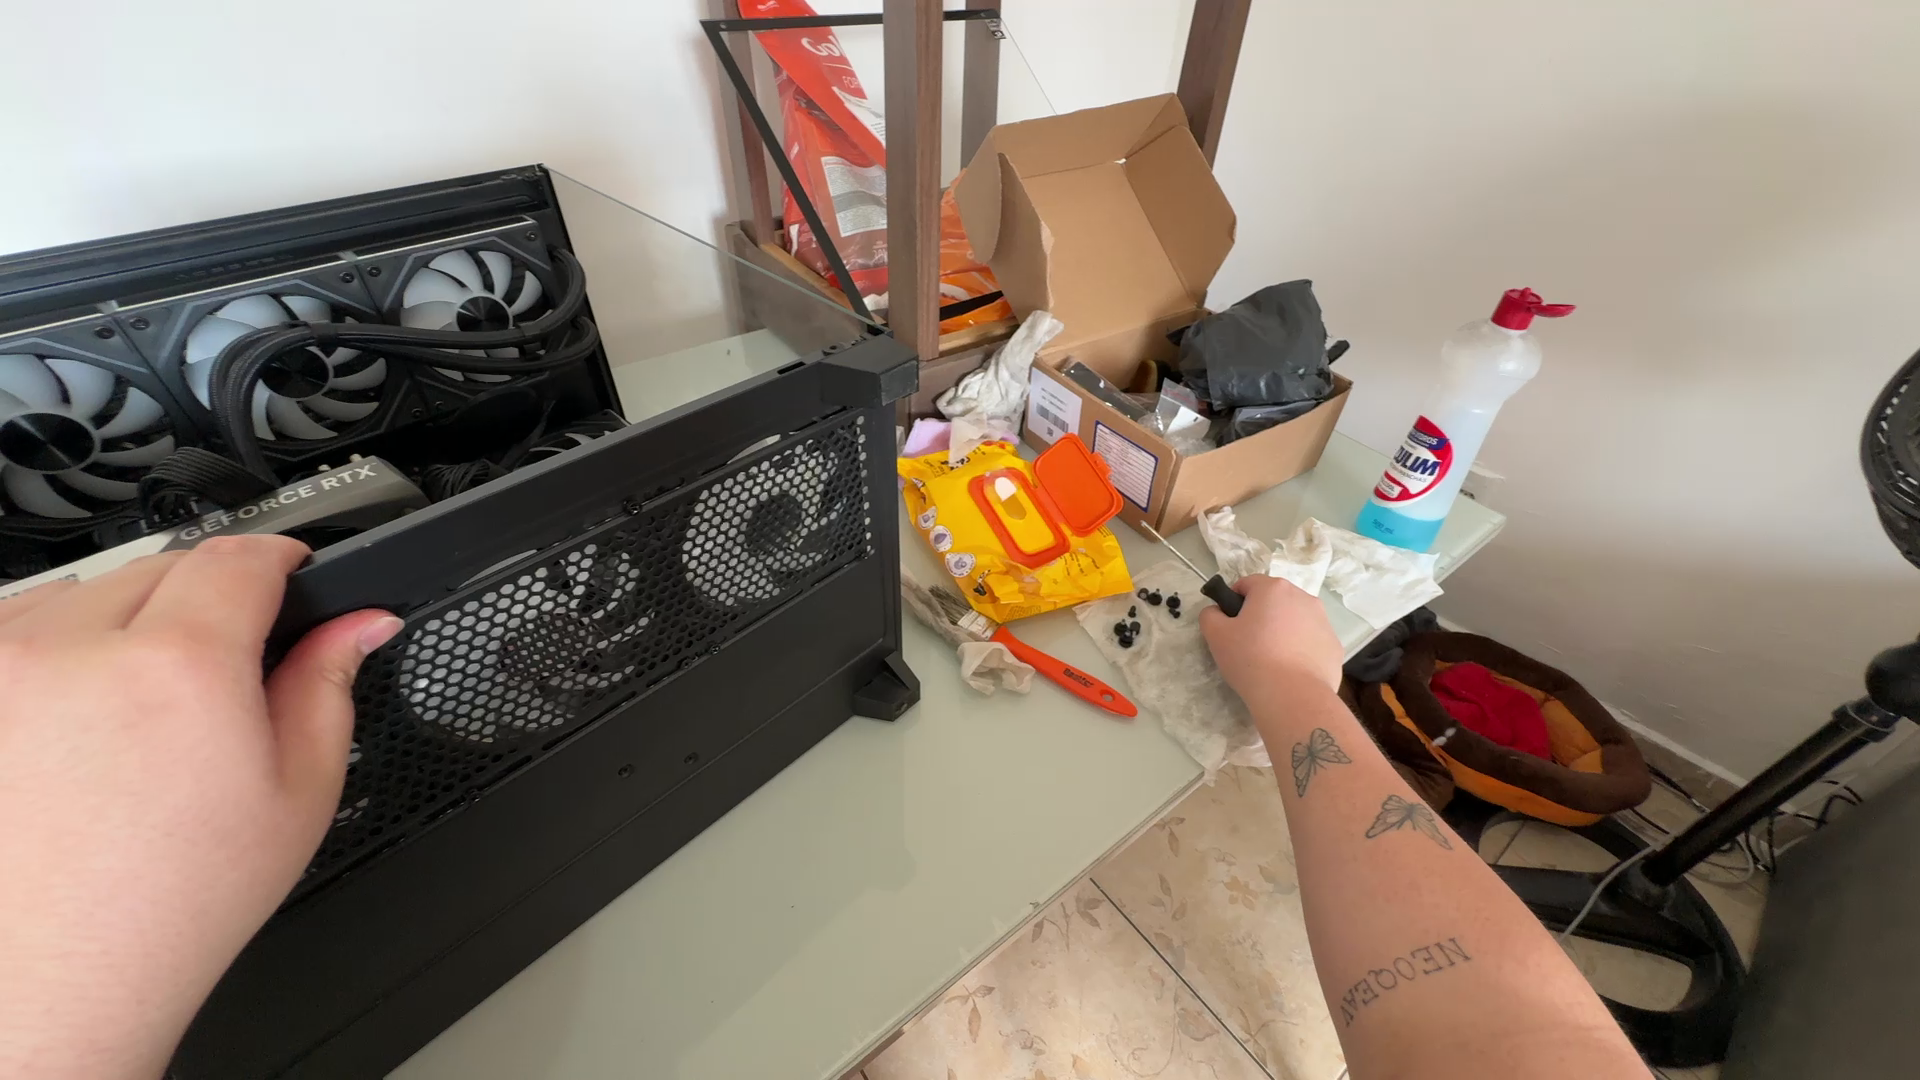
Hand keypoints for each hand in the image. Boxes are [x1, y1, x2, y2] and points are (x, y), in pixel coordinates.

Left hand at [0, 535, 400, 1079]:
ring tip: (155, 696)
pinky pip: (14, 631)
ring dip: (135, 615)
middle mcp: (66, 655)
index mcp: (180, 667)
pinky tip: (86, 708)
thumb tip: (363, 624)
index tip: (299, 573)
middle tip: (237, 662)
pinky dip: (62, 646)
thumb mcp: (301, 782)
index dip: (287, 558)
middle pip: (166, 566)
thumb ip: (330, 681)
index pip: (242, 557)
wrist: (44, 988)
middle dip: (215, 593)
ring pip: (85, 591)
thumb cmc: (171, 899)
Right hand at [1200, 574, 1342, 700]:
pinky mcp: (1334, 645)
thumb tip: (1217, 612)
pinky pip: (1311, 641)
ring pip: (1295, 619)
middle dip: (1261, 615)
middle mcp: (1303, 597)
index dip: (1234, 601)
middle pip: (1274, 600)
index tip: (1231, 624)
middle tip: (1249, 642)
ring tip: (1271, 659)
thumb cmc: (1250, 658)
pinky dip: (1300, 649)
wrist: (1292, 696)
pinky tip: (1290, 669)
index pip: (1247, 584)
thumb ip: (1210, 615)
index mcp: (1273, 589)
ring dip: (1282, 630)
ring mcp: (1323, 621)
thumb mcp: (1215, 635)